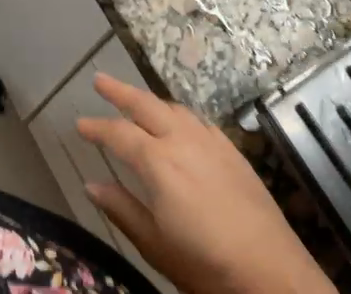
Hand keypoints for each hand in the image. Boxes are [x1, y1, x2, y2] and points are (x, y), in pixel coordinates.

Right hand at [77, 74, 333, 293]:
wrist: (271, 271)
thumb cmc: (205, 264)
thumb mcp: (155, 244)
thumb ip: (122, 209)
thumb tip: (92, 184)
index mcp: (159, 163)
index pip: (119, 134)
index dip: (97, 127)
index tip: (79, 124)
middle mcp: (183, 142)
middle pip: (146, 106)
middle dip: (120, 91)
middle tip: (100, 79)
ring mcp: (212, 143)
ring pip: (175, 109)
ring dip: (151, 100)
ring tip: (136, 100)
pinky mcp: (234, 152)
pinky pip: (199, 121)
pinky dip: (180, 114)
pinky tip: (179, 123)